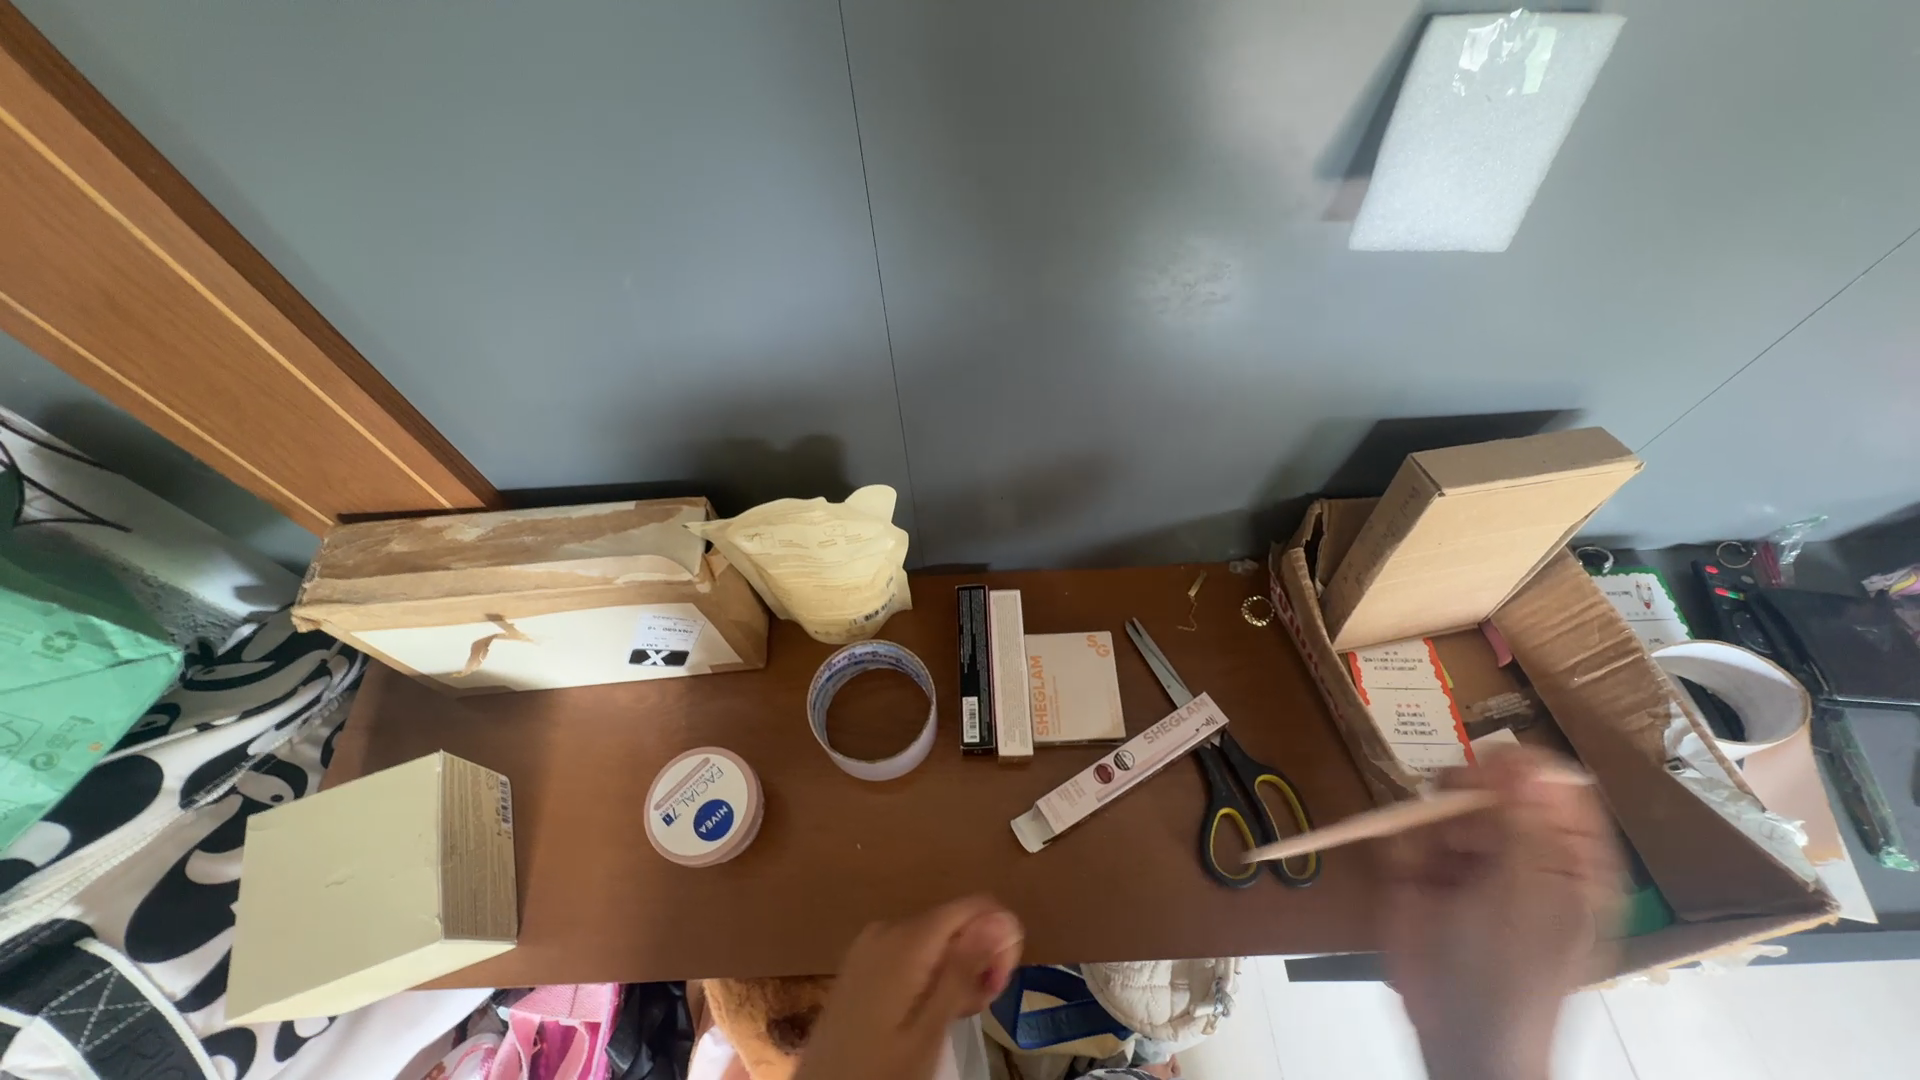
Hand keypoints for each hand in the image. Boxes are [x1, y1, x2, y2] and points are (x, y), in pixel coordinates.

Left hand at [795, 896, 1022, 1079]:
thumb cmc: (879, 1070)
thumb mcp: (929, 1030)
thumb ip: (965, 970)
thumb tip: (1003, 917)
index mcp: (908, 938)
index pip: (975, 906)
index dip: (998, 938)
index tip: (997, 984)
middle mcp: (889, 926)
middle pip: (955, 922)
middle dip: (976, 960)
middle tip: (974, 1011)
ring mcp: (871, 942)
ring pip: (936, 938)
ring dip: (955, 971)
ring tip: (951, 1019)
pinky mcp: (861, 959)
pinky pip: (911, 949)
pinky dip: (930, 973)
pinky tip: (926, 1012)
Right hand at [1381, 748, 1622, 1079]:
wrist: (1453, 1027)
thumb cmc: (1508, 970)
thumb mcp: (1529, 895)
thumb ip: (1528, 824)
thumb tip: (1529, 759)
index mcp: (1564, 856)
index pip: (1553, 787)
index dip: (1523, 770)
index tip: (1490, 770)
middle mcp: (1516, 848)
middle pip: (1489, 785)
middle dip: (1464, 794)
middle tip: (1449, 812)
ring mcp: (1465, 857)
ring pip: (1440, 802)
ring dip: (1427, 824)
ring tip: (1430, 862)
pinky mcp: (1419, 867)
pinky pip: (1405, 830)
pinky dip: (1403, 848)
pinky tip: (1409, 876)